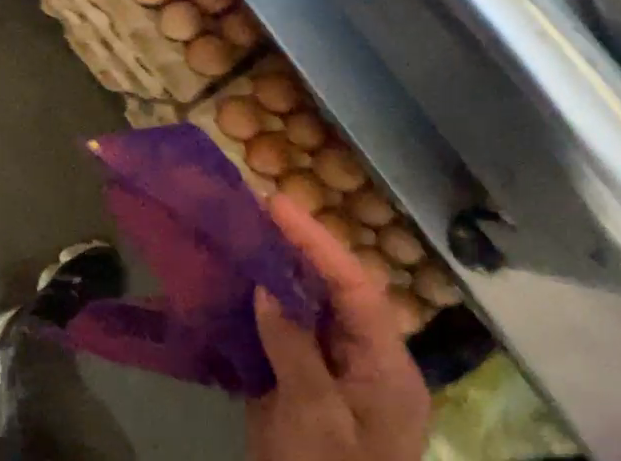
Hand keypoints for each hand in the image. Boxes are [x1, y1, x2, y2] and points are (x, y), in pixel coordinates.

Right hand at [247, 195, 430, 460]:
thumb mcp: (313, 417)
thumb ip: (295, 349)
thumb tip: (268, 287)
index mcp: (388, 371)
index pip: (359, 290)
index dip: (319, 243)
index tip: (277, 204)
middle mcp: (366, 364)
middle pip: (337, 292)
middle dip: (298, 248)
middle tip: (254, 208)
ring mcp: (334, 374)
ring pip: (309, 307)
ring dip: (276, 270)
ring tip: (240, 230)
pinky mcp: (302, 384)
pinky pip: (284, 330)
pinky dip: (259, 302)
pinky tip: (232, 281)